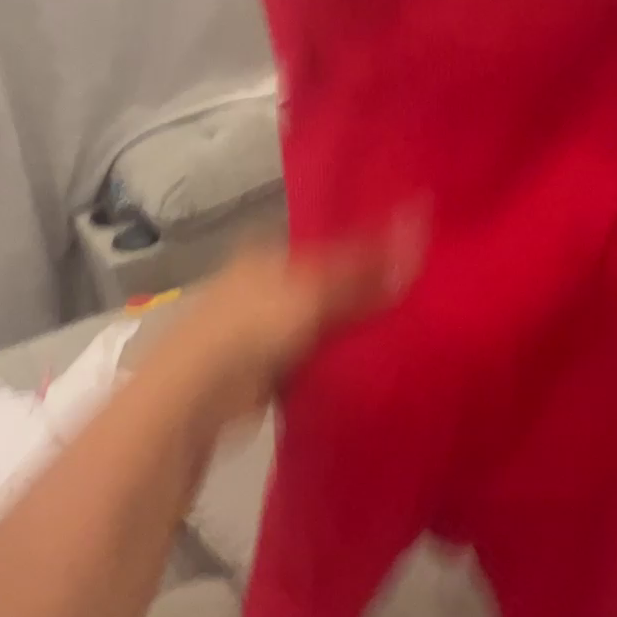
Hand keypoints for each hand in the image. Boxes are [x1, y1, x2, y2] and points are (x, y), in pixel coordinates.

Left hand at [149, 235, 417, 424]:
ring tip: (394, 334)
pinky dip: (327, 361)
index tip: (405, 264)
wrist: (196, 396)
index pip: (326, 243)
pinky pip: (306, 357)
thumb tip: (419, 221)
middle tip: (408, 302)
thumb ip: (366, 267)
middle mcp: (259, 284)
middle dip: (357, 294)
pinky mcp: (257, 368)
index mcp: (266, 253)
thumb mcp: (317, 292)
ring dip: (344, 331)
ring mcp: (255, 327)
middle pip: (322, 284)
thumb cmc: (253, 329)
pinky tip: (357, 367)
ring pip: (315, 323)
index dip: (364, 251)